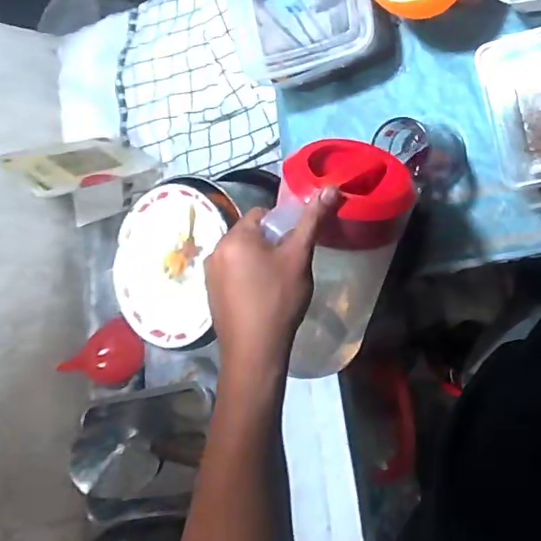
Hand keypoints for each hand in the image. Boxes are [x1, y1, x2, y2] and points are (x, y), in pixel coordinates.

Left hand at [206, 186, 339, 378]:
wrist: (255, 352)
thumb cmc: (278, 299)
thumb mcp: (299, 256)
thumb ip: (312, 220)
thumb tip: (330, 188)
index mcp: (235, 237)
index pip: (261, 213)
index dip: (281, 225)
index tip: (295, 244)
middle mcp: (216, 250)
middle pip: (250, 233)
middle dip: (270, 243)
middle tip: (289, 263)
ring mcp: (210, 274)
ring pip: (241, 253)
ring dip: (258, 259)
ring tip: (278, 280)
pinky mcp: (211, 293)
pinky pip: (232, 272)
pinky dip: (247, 276)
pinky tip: (262, 295)